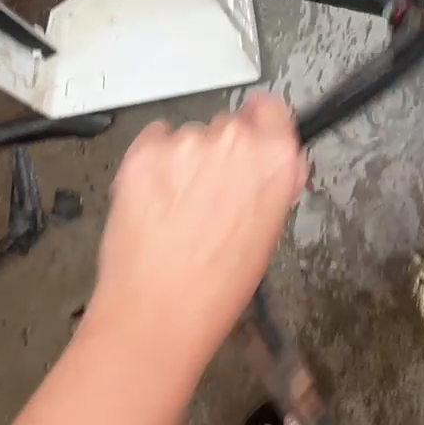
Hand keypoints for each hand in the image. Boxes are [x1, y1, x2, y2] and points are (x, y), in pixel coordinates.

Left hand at [87, 95, 308, 365]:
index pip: (272, 108)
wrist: (157, 316)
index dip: (261, 124)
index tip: (252, 135)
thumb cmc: (217, 286)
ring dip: (186, 161)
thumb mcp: (270, 229)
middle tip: (210, 193)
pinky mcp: (146, 152)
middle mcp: (237, 140)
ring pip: (191, 135)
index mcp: (276, 157)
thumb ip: (274, 180)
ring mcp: (189, 143)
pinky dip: (154, 163)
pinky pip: (154, 140)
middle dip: (221, 151)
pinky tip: (156, 201)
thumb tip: (273, 160)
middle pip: (229, 123)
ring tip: (178, 210)